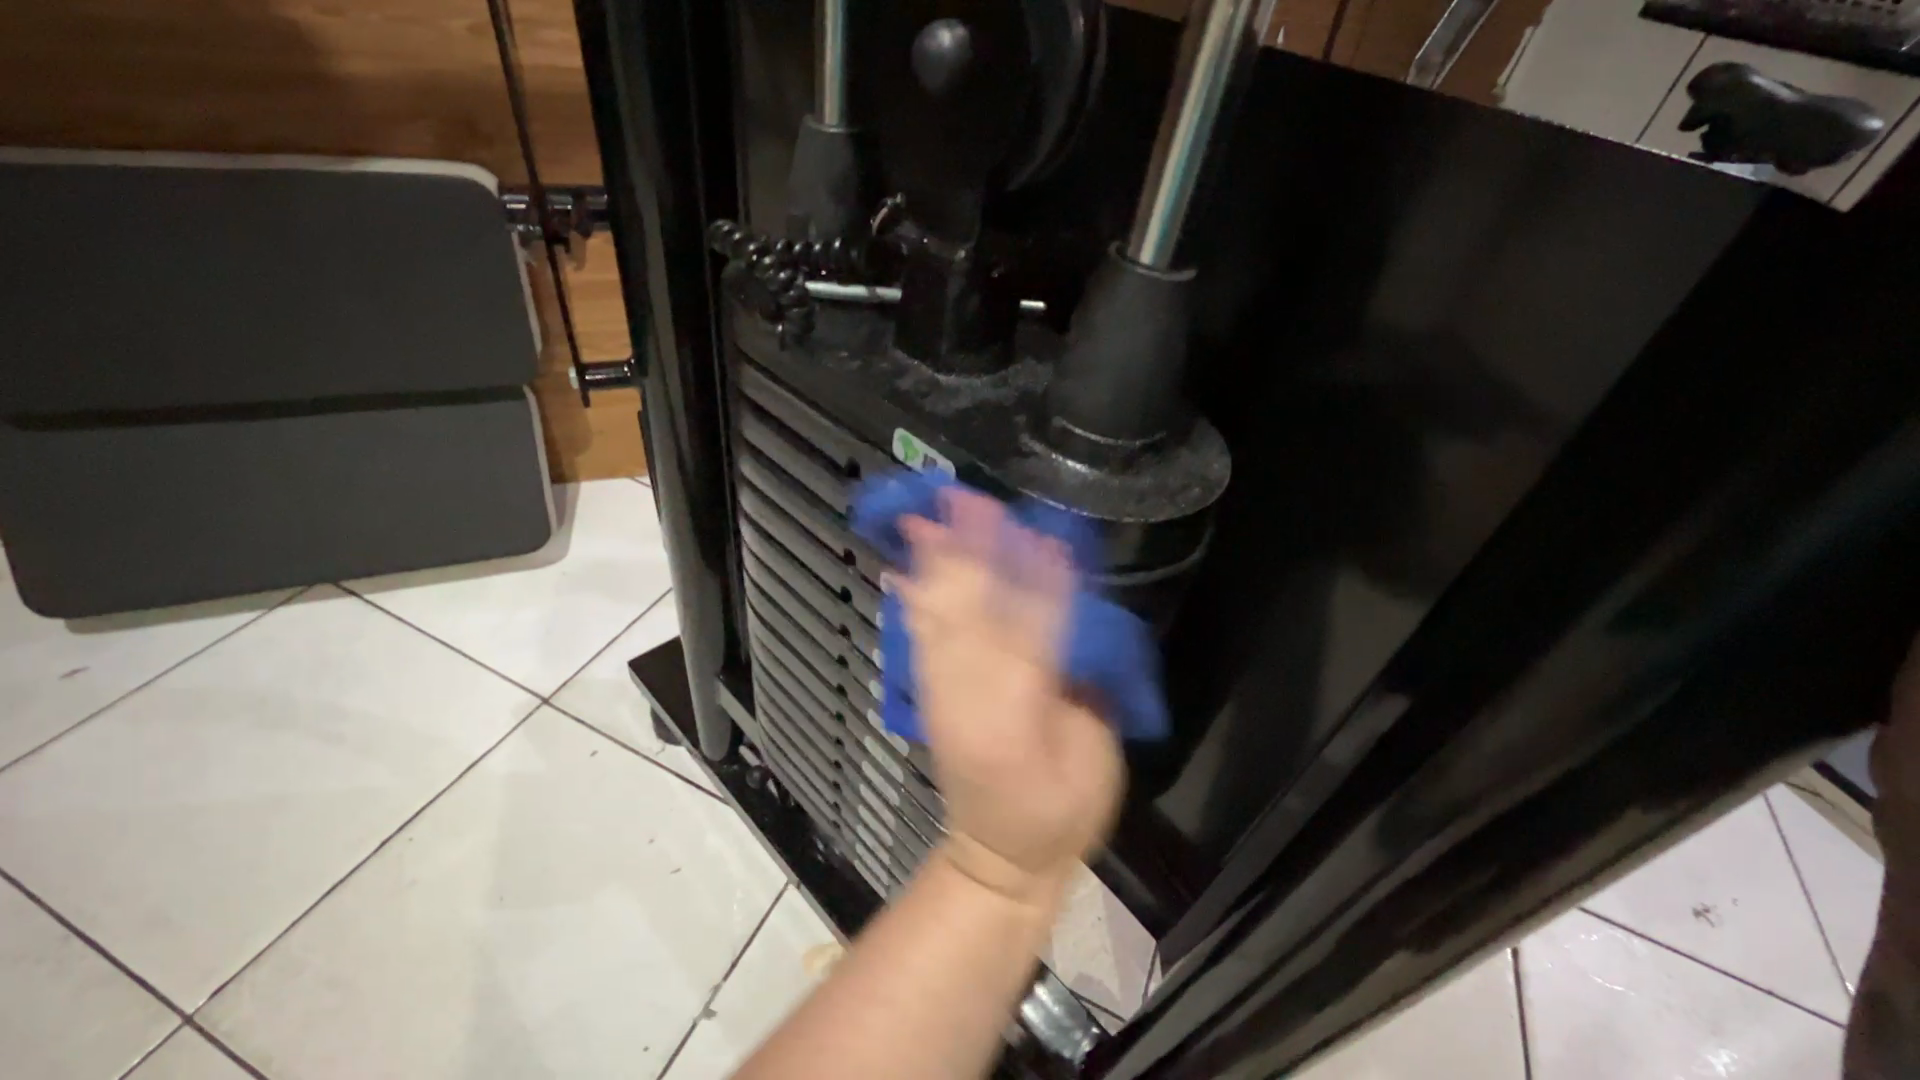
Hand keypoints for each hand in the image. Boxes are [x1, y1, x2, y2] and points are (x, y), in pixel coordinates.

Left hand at [894, 489, 1124, 907]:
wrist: (999, 856)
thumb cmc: (1062, 813)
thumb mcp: (1092, 761)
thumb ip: (1084, 694)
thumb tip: (1077, 630)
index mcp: (1018, 719)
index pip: (1031, 637)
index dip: (1037, 585)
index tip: (1040, 536)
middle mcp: (973, 701)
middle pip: (973, 618)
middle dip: (969, 558)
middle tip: (964, 503)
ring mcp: (942, 699)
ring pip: (938, 624)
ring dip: (934, 570)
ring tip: (926, 519)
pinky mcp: (930, 699)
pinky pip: (919, 643)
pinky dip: (912, 605)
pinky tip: (901, 572)